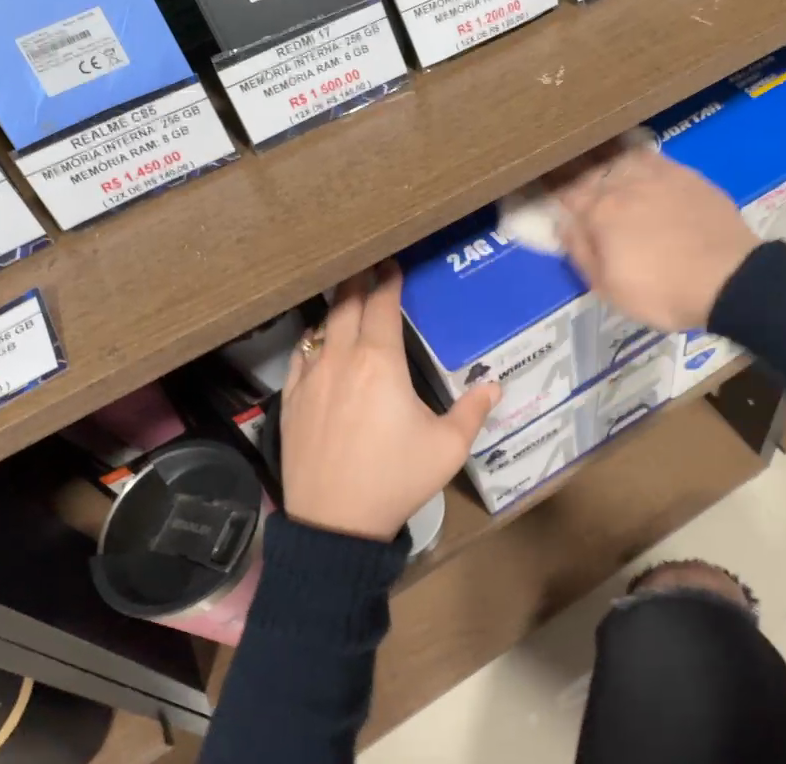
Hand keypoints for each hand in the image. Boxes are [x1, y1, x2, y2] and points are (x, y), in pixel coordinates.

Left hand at [280, 262, 500, 542]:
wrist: (334, 522)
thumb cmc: (395, 480)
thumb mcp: (447, 448)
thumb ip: (473, 411)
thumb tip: (494, 385)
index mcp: (380, 362)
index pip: (382, 305)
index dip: (388, 279)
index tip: (392, 264)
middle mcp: (342, 359)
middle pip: (347, 305)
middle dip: (359, 280)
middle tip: (368, 265)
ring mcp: (311, 378)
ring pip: (320, 327)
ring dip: (335, 306)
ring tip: (346, 296)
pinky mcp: (291, 400)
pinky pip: (300, 355)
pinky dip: (312, 339)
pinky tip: (318, 340)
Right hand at [556, 146, 758, 331]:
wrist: (729, 280)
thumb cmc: (662, 292)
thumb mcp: (609, 287)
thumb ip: (581, 251)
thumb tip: (562, 223)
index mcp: (599, 212)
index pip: (564, 192)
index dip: (548, 183)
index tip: (537, 176)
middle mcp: (623, 185)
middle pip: (588, 168)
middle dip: (570, 163)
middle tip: (559, 158)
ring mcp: (657, 176)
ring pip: (619, 155)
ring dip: (601, 153)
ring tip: (591, 150)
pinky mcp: (686, 176)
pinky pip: (651, 156)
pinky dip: (635, 153)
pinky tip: (632, 154)